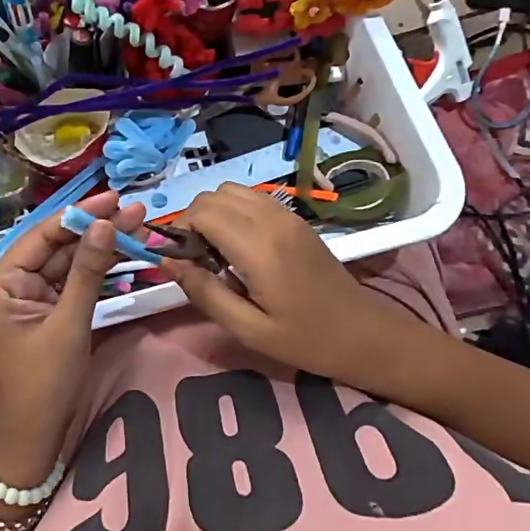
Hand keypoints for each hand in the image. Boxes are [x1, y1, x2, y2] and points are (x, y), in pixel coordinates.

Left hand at [0, 191, 144, 485]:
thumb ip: (88, 271)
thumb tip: (106, 224)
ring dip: (101, 247)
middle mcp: (10, 285)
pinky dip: (97, 270)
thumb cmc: (45, 383)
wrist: (37, 438)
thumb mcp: (69, 323)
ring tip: (138, 224)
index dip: (79, 215)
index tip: (114, 198)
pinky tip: (123, 251)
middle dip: (96, 229)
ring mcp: (30, 299)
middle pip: (57, 247)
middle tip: (136, 209)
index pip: (41, 236)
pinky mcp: (47, 313)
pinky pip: (72, 283)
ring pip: (68, 263)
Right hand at [160, 184, 427, 383]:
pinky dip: (235, 212)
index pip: (203, 212)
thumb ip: (204, 292)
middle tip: (196, 260)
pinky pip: (253, 199)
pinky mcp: (296, 219)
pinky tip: (239, 247)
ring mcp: (288, 215)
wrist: (362, 332)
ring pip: (233, 191)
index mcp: (260, 247)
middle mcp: (273, 219)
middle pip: (214, 195)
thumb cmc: (305, 339)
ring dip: (214, 214)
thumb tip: (167, 262)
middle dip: (194, 220)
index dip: (179, 230)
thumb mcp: (248, 328)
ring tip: (216, 253)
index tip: (177, 260)